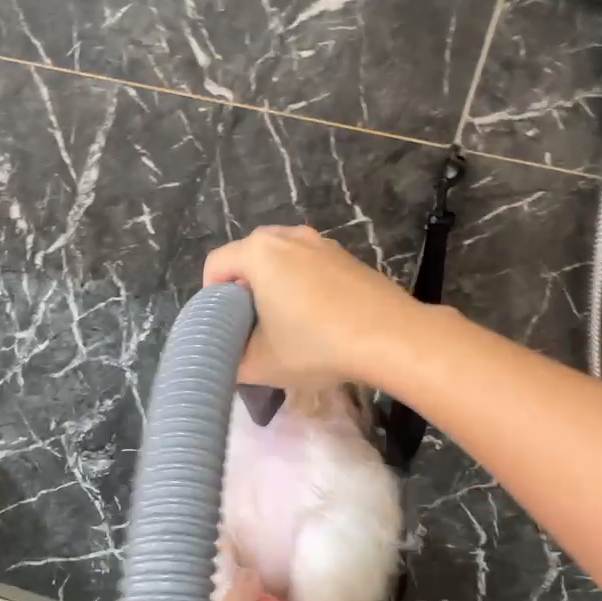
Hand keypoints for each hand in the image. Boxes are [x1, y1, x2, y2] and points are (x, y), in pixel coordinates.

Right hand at [202, 226, 421, 390]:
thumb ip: (232, 361)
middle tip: (249, 325)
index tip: (222, 327)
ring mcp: (322, 243)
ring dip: (274, 286)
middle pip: (248, 257)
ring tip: (283, 323)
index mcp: (260, 252)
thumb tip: (229, 360)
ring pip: (282, 261)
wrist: (391, 338)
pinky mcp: (348, 257)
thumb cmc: (316, 345)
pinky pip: (310, 267)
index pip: (216, 265)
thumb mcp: (261, 364)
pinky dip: (303, 286)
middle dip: (243, 289)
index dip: (210, 297)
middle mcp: (289, 236)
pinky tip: (317, 320)